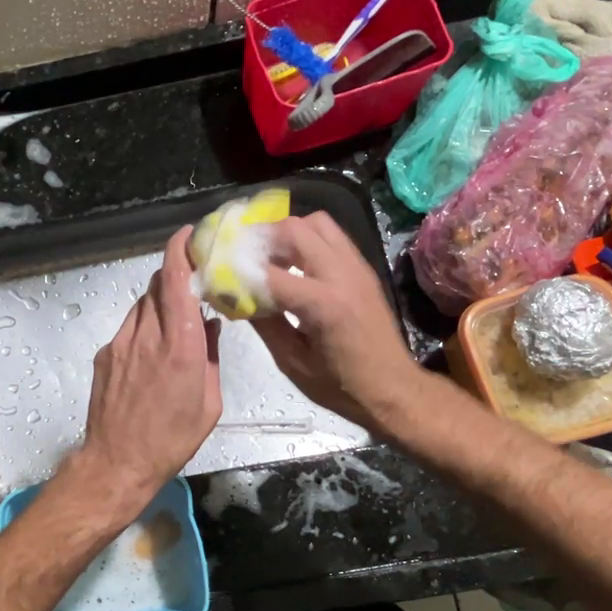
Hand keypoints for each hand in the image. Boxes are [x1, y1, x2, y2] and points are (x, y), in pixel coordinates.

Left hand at [68, 226, 222, 520]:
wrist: (117, 462)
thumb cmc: (171, 439)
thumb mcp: (209, 404)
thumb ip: (212, 358)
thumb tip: (211, 326)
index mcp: (181, 347)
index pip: (174, 281)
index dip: (179, 250)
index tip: (188, 235)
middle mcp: (147, 336)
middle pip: (157, 285)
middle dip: (175, 276)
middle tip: (193, 280)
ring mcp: (121, 344)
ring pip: (141, 304)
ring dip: (159, 302)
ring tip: (175, 322)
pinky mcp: (105, 355)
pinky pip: (128, 327)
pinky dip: (144, 326)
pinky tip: (153, 350)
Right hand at [250, 212, 420, 432]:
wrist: (393, 388)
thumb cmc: (341, 386)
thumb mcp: (293, 362)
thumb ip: (265, 323)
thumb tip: (237, 296)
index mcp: (324, 304)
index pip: (268, 272)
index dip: (238, 272)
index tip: (218, 275)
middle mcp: (341, 275)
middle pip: (293, 229)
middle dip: (261, 239)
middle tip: (243, 258)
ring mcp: (356, 267)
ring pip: (316, 222)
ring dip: (287, 233)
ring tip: (270, 257)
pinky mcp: (362, 267)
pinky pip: (331, 235)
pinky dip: (307, 239)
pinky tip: (293, 264)